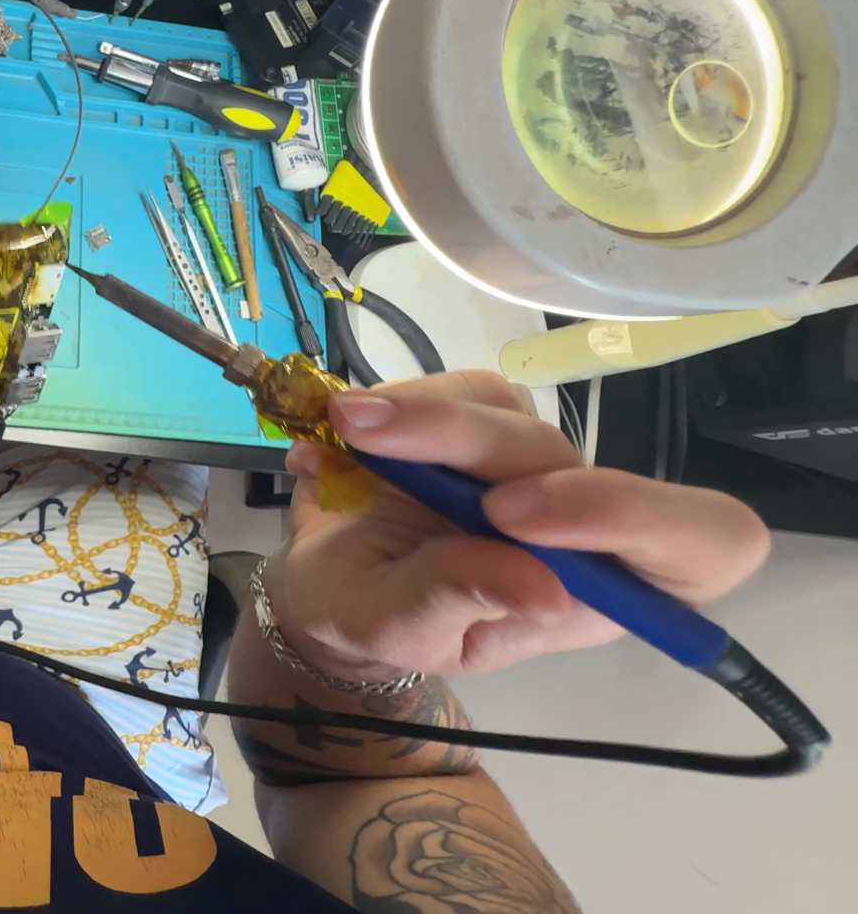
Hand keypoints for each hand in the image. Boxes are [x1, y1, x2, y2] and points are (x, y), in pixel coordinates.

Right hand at [268, 371, 769, 680]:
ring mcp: (513, 460)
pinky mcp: (463, 420)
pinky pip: (448, 389)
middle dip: (461, 437)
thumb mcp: (398, 630)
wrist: (322, 580)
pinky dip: (390, 399)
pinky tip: (338, 426)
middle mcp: (570, 515)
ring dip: (419, 409)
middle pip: (558, 454)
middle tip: (367, 432)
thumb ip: (459, 604)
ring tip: (343, 424)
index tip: (510, 513)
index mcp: (592, 588)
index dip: (630, 514)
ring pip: (501, 405)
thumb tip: (539, 588)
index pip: (697, 544)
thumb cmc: (369, 619)